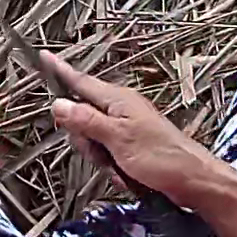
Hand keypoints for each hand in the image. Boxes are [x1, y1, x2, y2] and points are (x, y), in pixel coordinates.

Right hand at [42, 51, 230, 209]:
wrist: (194, 181)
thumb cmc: (161, 157)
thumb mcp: (117, 138)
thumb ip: (86, 121)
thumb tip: (58, 103)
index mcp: (116, 99)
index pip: (80, 81)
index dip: (60, 71)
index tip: (43, 56)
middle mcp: (119, 108)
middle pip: (81, 117)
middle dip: (85, 140)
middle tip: (101, 153)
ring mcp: (125, 126)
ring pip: (92, 138)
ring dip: (101, 158)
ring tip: (119, 166)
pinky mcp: (130, 144)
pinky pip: (107, 153)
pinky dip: (113, 167)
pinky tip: (126, 175)